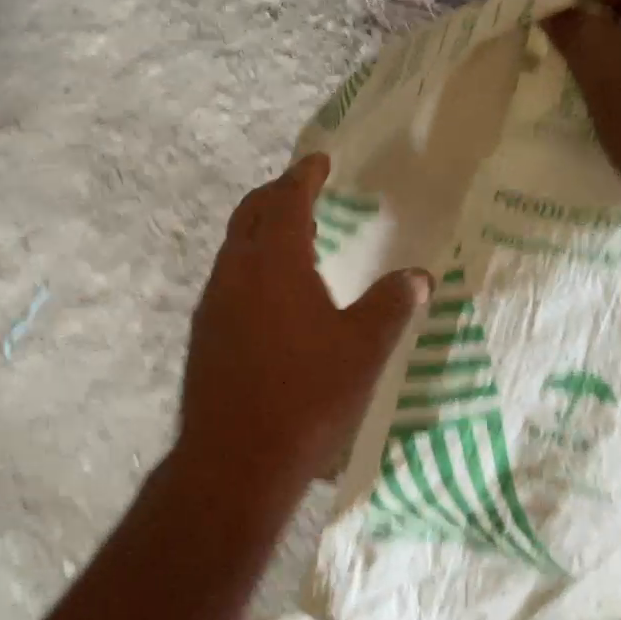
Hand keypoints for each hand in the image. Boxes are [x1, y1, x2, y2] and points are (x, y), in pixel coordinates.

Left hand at [178, 154, 430, 497]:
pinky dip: (250, 265)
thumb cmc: (306, 396)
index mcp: (275, 260)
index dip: (304, 175)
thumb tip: (417, 276)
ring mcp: (213, 301)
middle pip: (251, 213)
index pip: (287, 200)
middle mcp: (236, 270)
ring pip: (235, 246)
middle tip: (303, 190)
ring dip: (261, 231)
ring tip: (294, 240)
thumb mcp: (362, 350)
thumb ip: (391, 305)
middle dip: (276, 195)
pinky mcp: (203, 332)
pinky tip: (271, 295)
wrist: (234, 458)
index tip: (319, 161)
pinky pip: (227, 278)